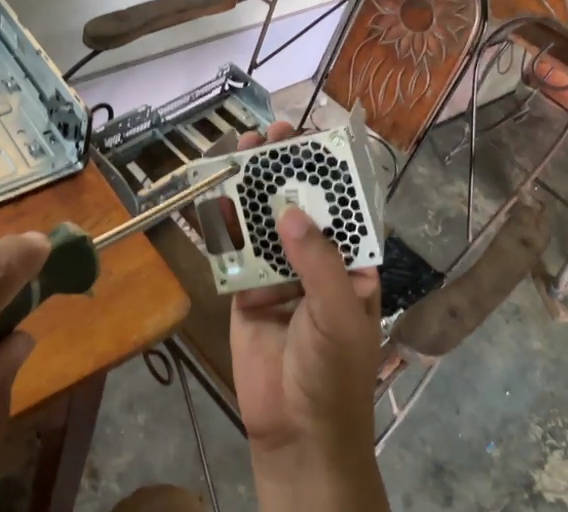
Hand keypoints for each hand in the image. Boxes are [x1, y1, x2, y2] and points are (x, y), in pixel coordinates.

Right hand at [229, 123, 387, 510]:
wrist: (296, 432)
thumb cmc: (333, 372)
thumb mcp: (338, 314)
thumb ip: (316, 261)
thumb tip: (291, 210)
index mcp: (351, 265)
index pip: (343, 208)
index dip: (329, 172)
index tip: (313, 138)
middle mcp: (316, 263)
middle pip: (300, 206)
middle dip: (287, 170)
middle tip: (272, 135)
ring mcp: (280, 275)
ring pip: (266, 222)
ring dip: (254, 188)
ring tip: (243, 151)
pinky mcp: (247, 292)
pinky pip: (236, 252)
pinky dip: (226, 225)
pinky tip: (216, 197)